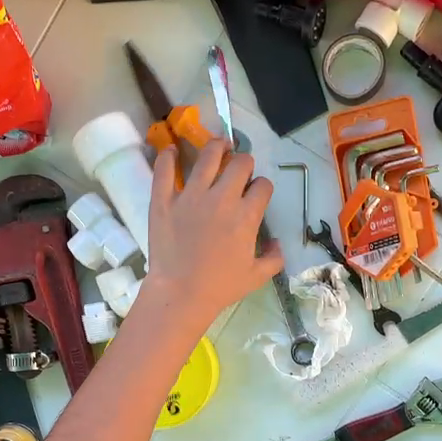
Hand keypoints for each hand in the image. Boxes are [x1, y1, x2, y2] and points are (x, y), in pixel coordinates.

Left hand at [137, 141, 282, 335]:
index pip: (263, 185)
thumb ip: (273, 258)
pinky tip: (171, 150)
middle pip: (240, 163)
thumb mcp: (257, 277)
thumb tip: (277, 244)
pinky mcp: (164, 199)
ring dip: (216, 147)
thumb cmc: (221, 287)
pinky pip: (165, 169)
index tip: (257, 193)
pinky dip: (168, 156)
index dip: (262, 187)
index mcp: (246, 216)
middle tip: (238, 169)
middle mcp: (222, 198)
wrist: (180, 293)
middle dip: (244, 163)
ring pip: (208, 156)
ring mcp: (191, 195)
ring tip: (217, 147)